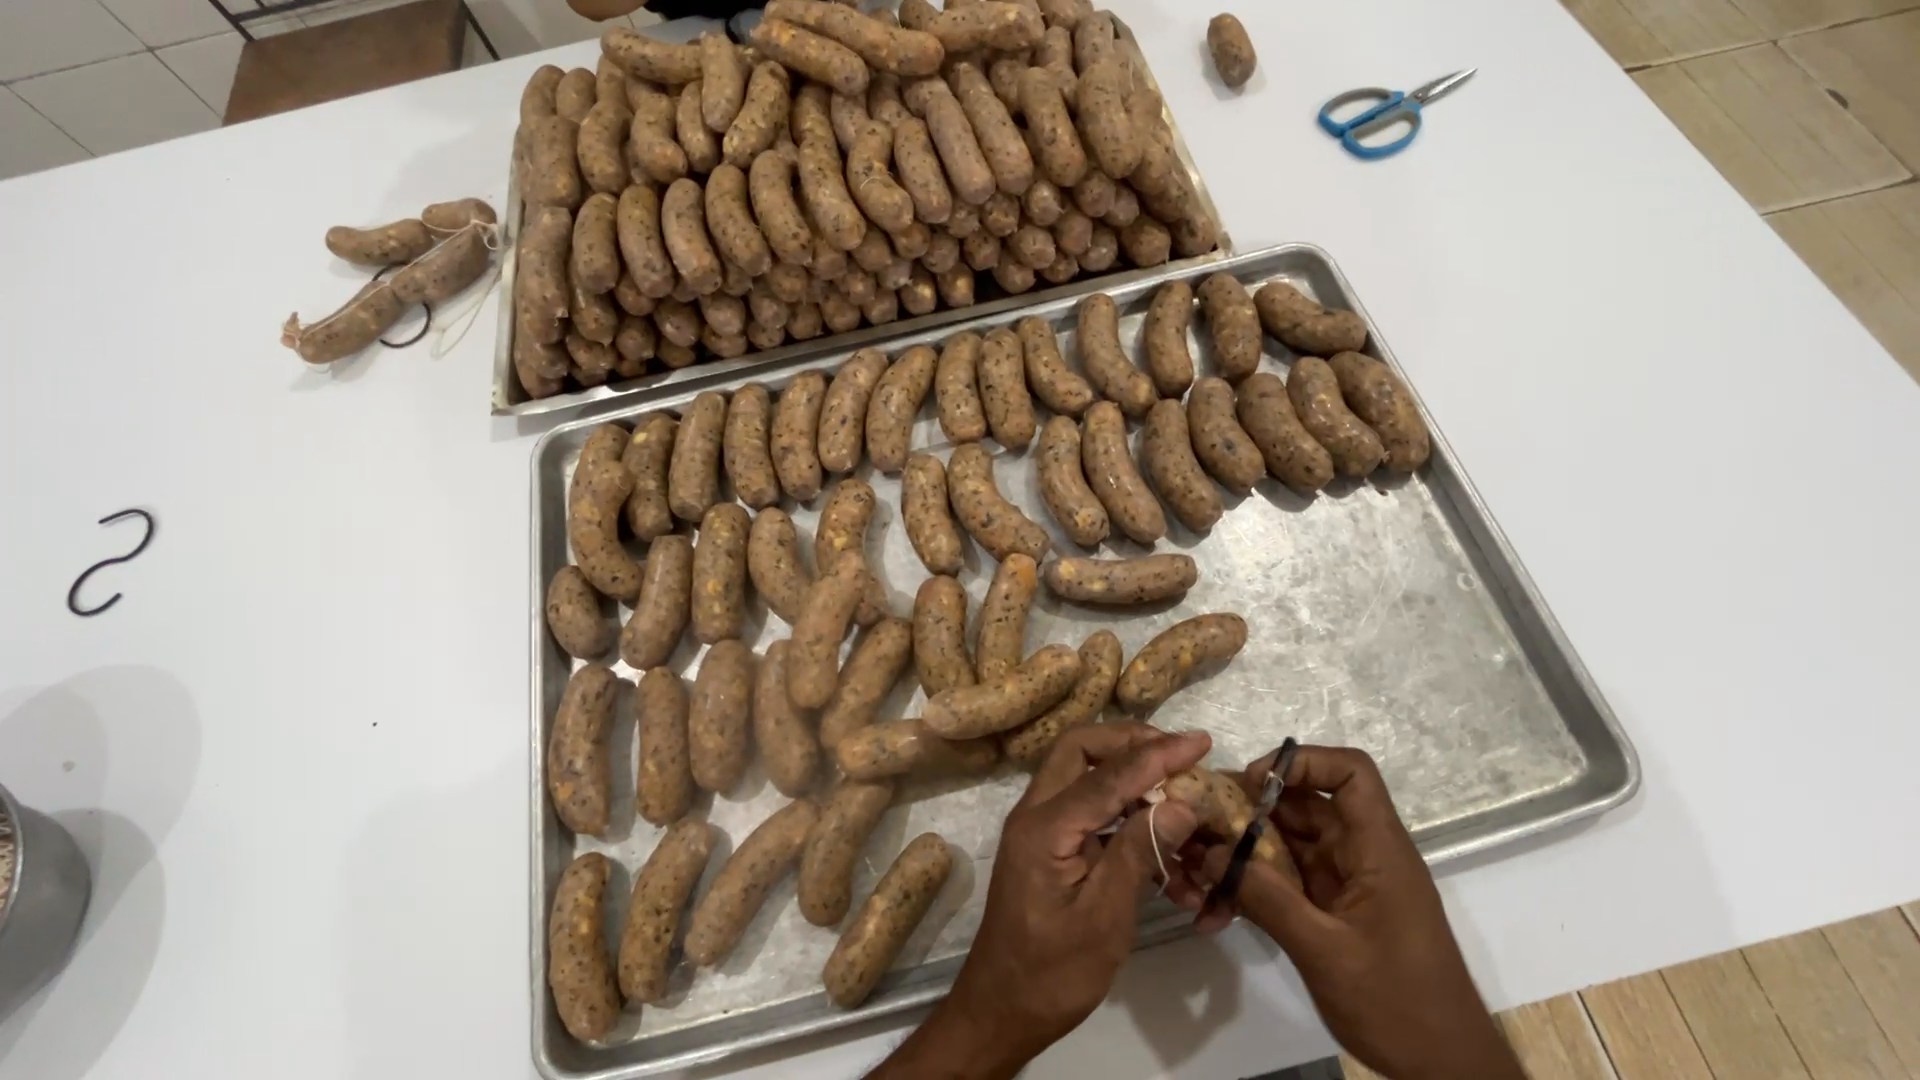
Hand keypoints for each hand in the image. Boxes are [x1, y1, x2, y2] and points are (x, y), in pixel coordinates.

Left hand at [911, 725, 1210, 1074]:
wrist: (1002, 1009)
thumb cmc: (1053, 972)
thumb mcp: (1105, 918)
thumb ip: (1139, 852)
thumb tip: (1181, 802)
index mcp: (1044, 826)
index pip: (1107, 773)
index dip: (1156, 754)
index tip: (1200, 741)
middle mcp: (1035, 812)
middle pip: (1081, 750)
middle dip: (1131, 743)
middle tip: (1178, 755)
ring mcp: (1039, 828)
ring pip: (1083, 774)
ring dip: (1130, 778)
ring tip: (1177, 795)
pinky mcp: (1049, 846)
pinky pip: (1087, 810)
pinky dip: (1123, 815)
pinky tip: (1161, 844)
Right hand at [1185, 746, 1523, 1079]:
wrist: (1445, 1070)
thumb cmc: (1400, 1005)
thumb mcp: (1327, 953)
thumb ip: (1269, 899)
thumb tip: (1213, 855)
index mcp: (1378, 850)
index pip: (1351, 774)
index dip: (1302, 761)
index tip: (1253, 782)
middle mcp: (1361, 855)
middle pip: (1304, 805)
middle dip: (1250, 809)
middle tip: (1200, 824)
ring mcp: (1345, 883)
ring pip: (1287, 843)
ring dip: (1243, 853)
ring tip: (1198, 869)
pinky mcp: (1331, 910)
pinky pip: (1285, 880)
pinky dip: (1253, 887)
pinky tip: (1218, 909)